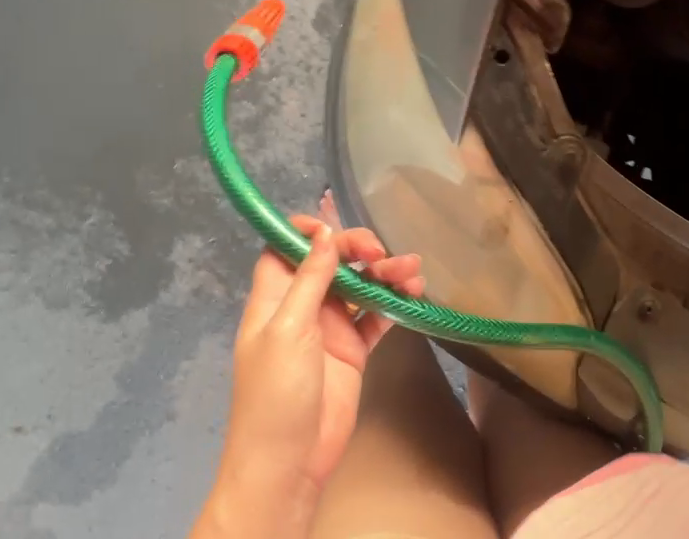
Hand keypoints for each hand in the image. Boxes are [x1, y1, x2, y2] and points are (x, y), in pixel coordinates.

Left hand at [195, 197, 423, 538]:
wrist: (289, 463)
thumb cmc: (277, 393)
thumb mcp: (288, 331)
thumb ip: (309, 280)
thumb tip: (324, 235)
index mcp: (275, 299)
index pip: (284, 250)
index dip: (305, 232)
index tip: (333, 225)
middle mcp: (303, 307)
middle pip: (331, 262)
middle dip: (357, 248)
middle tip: (380, 253)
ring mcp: (330, 328)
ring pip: (360, 286)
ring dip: (385, 273)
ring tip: (412, 271)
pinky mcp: (354, 350)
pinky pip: (377, 315)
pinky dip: (395, 302)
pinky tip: (414, 294)